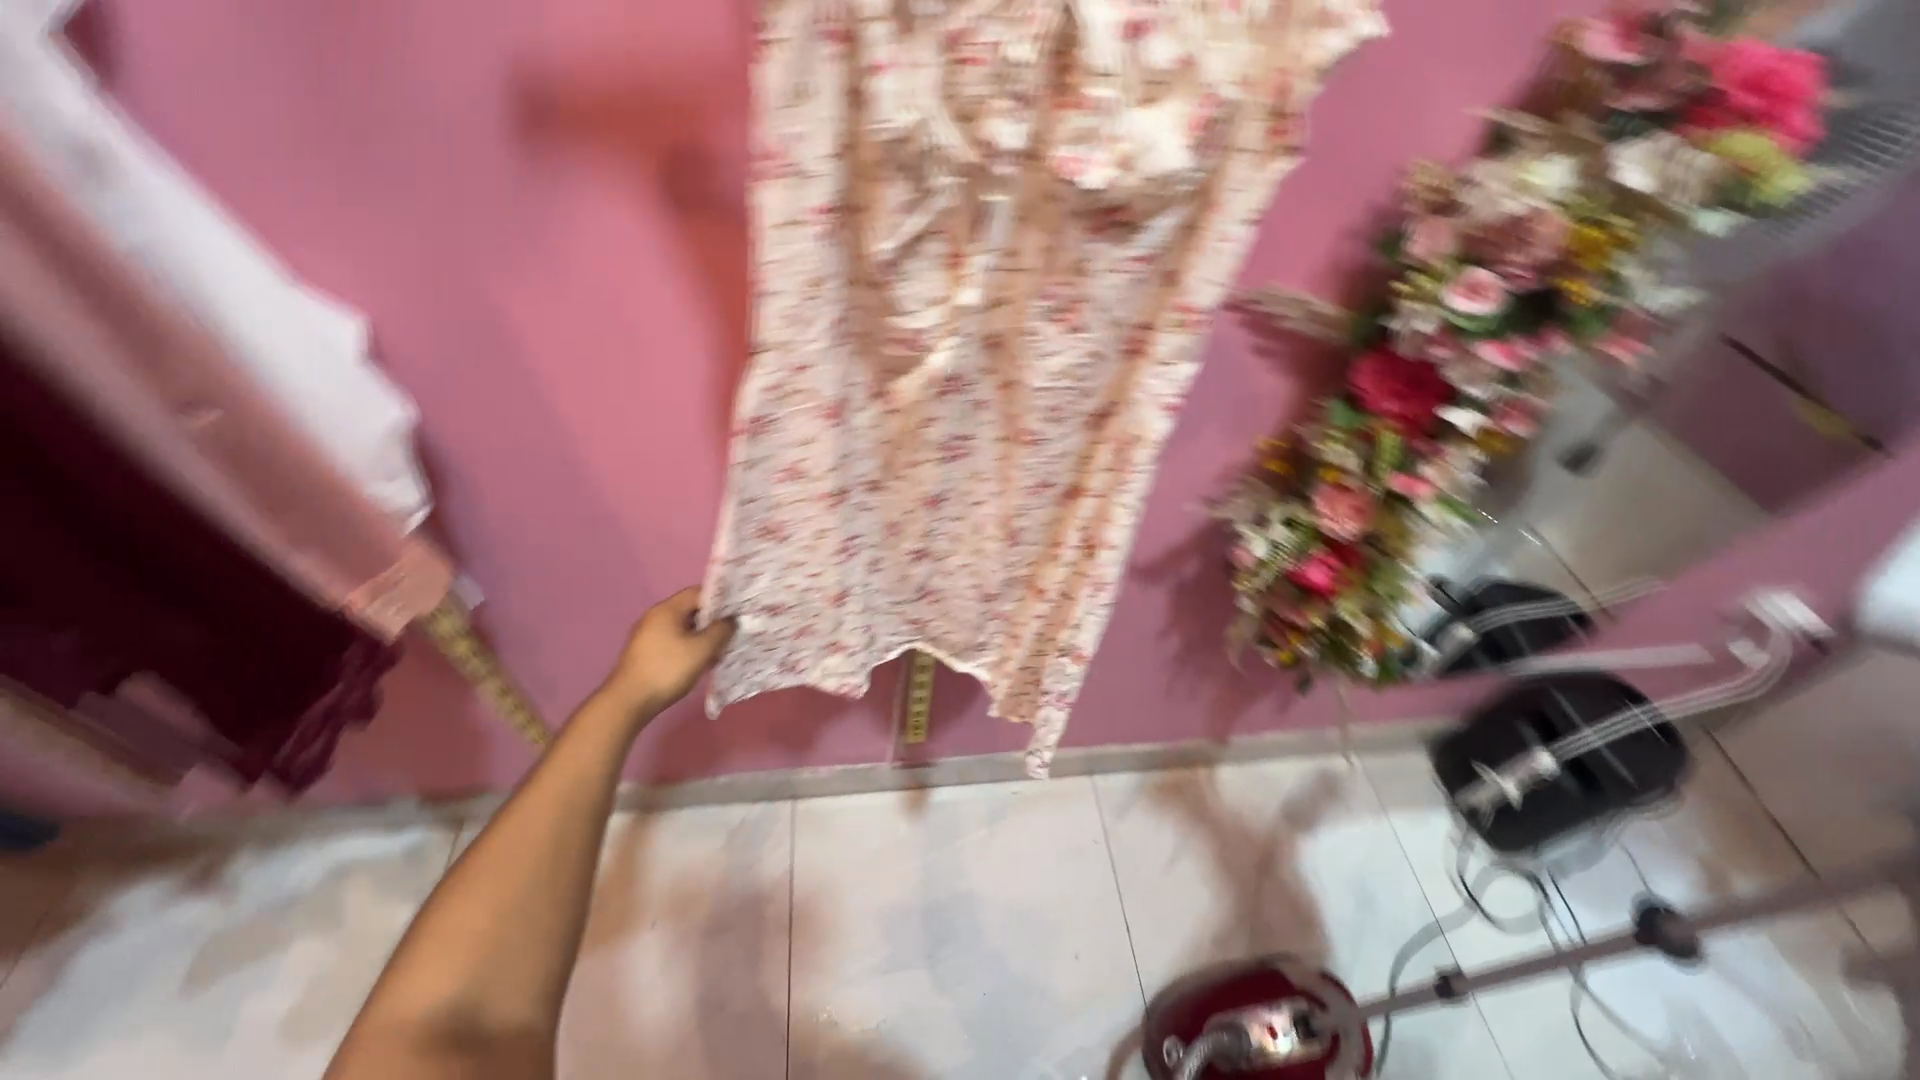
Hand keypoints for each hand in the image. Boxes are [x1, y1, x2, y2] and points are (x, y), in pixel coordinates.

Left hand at [598, 587, 735, 719]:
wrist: (630, 700)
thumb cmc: (668, 670)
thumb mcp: (702, 649)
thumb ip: (721, 630)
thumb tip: (730, 620)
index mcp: (667, 609)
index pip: (698, 592)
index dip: (720, 599)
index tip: (737, 611)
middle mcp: (655, 617)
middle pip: (690, 610)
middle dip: (713, 621)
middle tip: (733, 633)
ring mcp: (648, 635)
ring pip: (683, 628)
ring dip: (702, 636)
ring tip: (720, 650)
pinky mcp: (646, 651)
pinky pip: (674, 641)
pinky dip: (690, 647)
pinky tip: (701, 662)